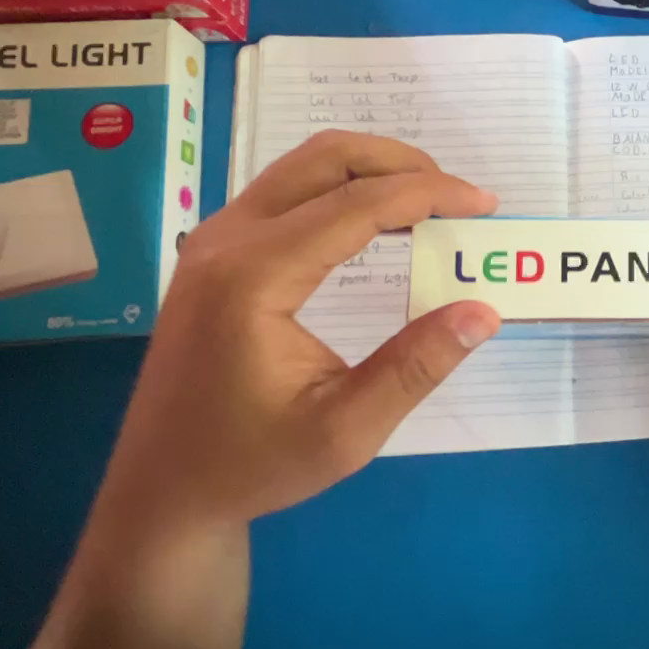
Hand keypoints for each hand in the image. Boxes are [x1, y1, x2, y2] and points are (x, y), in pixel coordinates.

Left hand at [97, 131, 502, 531]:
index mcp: (255, 277)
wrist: (163, 490)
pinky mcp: (216, 252)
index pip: (358, 204)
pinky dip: (344, 190)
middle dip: (402, 163)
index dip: (430, 194)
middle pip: (325, 158)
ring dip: (373, 170)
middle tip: (458, 196)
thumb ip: (416, 367)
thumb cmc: (253, 463)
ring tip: (430, 205)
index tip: (484, 203)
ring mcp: (214, 241)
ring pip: (304, 166)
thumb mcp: (346, 431)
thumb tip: (484, 312)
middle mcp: (227, 241)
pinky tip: (379, 224)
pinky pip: (289, 192)